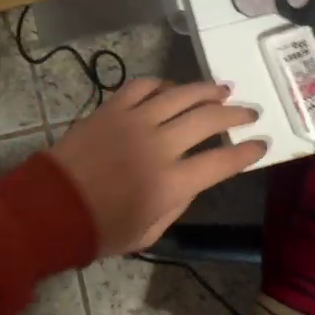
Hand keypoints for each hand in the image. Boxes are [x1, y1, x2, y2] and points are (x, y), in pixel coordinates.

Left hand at [47, 79, 265, 257]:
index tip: (261, 144)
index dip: (246, 152)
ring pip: (178, 94)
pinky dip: (161, 83)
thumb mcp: (150, 231)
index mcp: (171, 182)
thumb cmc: (102, 228)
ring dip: (204, 89)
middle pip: (206, 119)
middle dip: (234, 113)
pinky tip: (172, 88)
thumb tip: (192, 178)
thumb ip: (177, 203)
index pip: (221, 161)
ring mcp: (133, 121)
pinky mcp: (111, 108)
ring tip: (222, 88)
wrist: (53, 205)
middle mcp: (157, 145)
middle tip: (249, 111)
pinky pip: (141, 86)